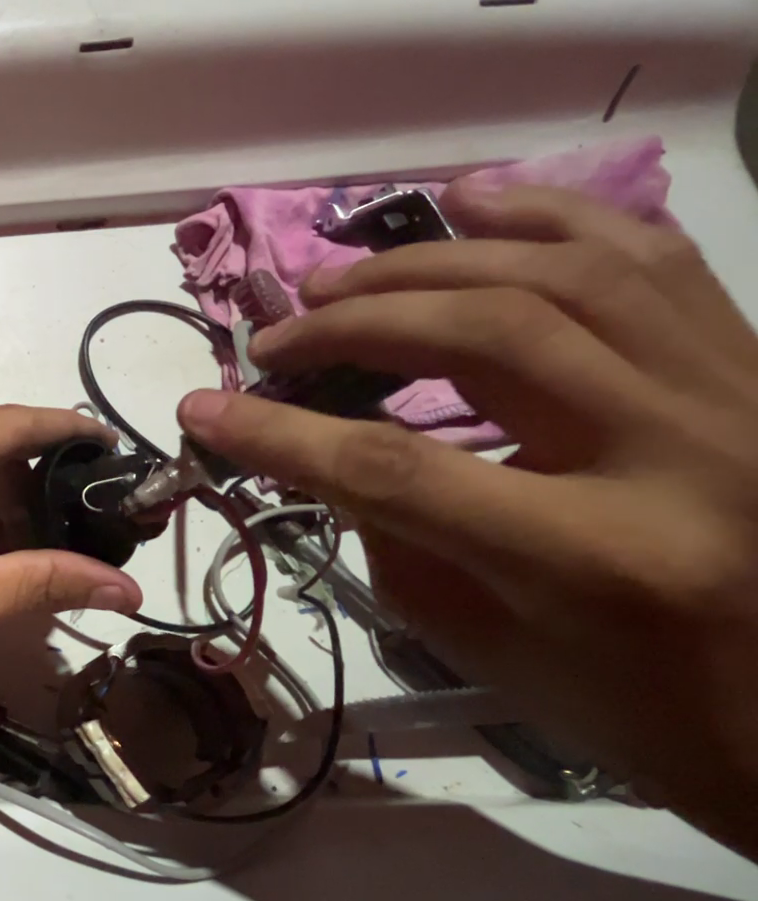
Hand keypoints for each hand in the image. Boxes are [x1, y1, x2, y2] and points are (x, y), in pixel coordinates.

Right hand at [175, 184, 757, 853]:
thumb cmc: (626, 700)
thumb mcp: (474, 636)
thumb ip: (394, 529)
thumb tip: (327, 443)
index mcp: (598, 558)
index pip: (397, 470)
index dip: (281, 434)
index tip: (199, 409)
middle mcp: (683, 456)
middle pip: (488, 338)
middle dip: (352, 326)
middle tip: (276, 340)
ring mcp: (740, 394)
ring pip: (567, 275)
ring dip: (426, 263)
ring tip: (338, 277)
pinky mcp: (757, 364)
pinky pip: (650, 259)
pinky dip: (549, 217)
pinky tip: (471, 201)